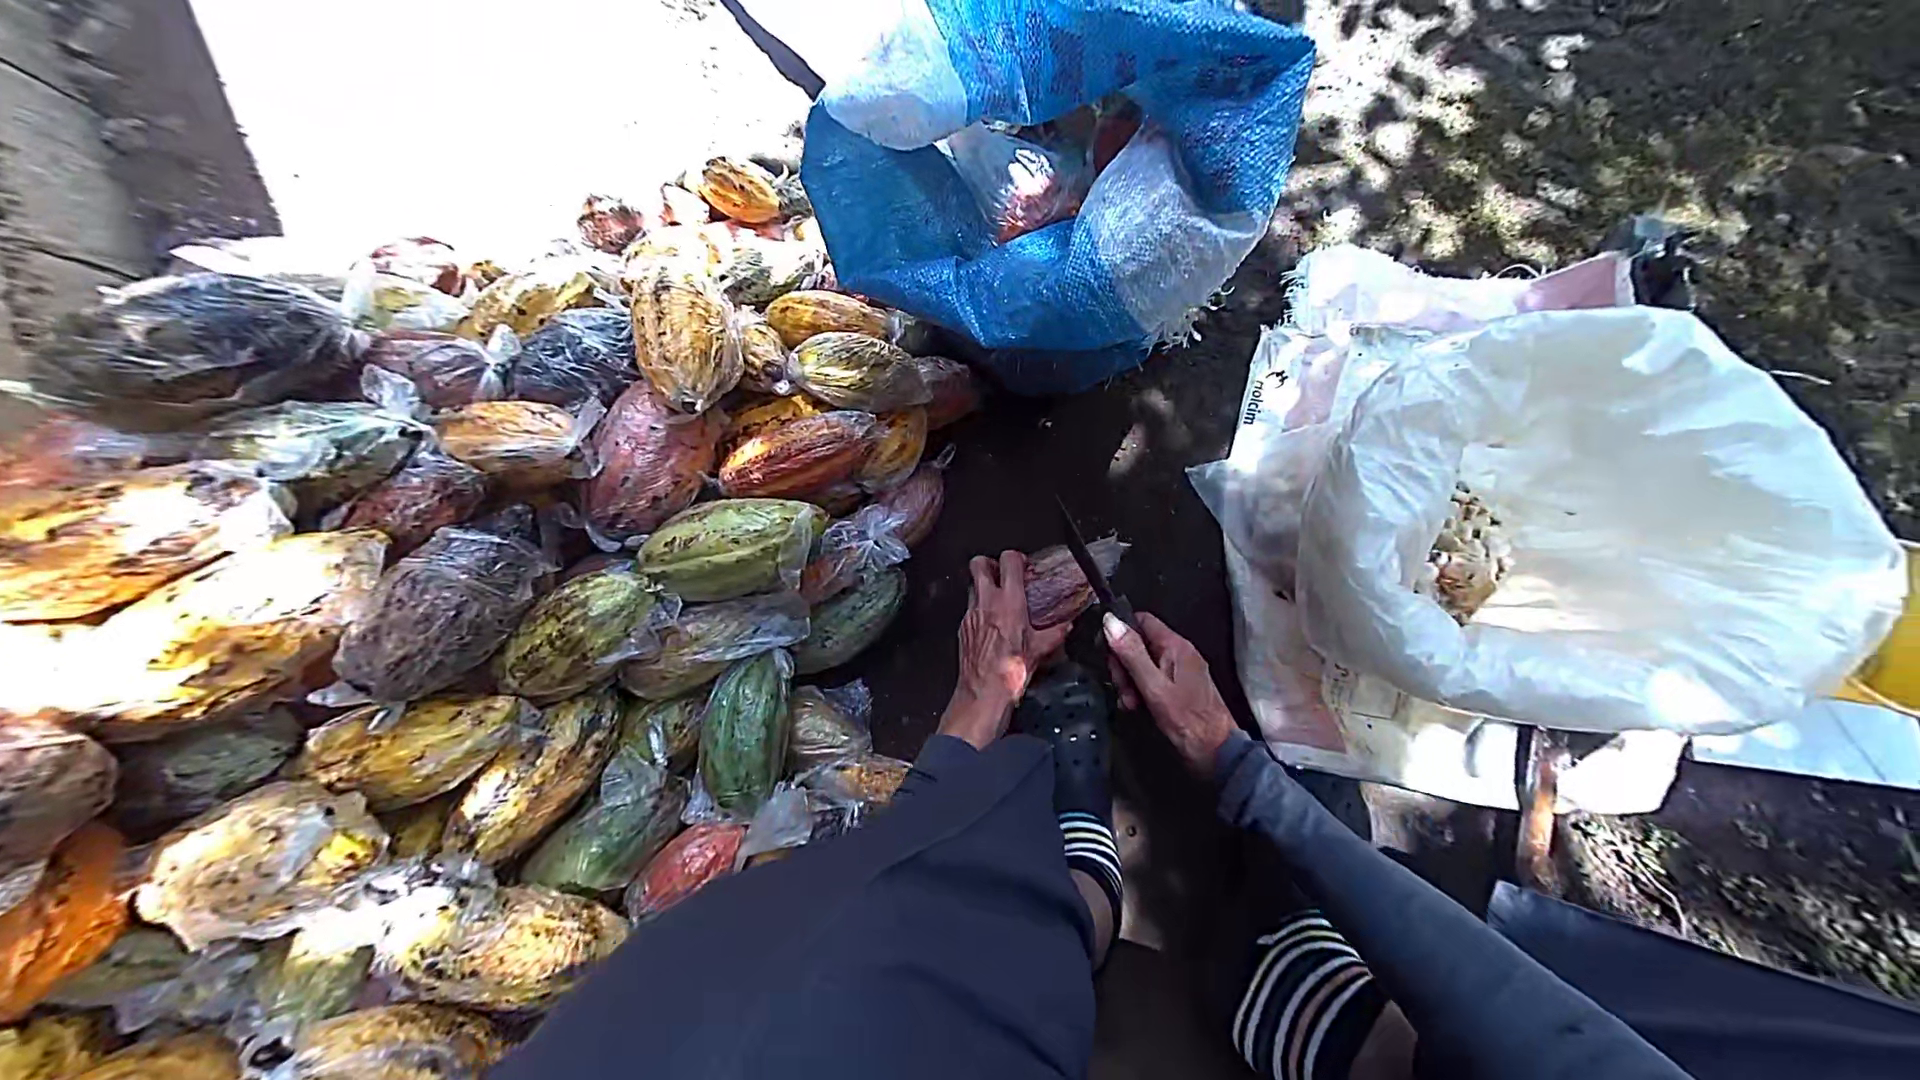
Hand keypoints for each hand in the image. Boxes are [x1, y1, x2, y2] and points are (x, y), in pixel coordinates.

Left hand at [938, 551, 1073, 748]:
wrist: (983, 693)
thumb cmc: (1009, 672)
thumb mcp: (1041, 650)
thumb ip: (1056, 632)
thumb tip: (1067, 625)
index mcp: (1008, 602)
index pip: (1007, 560)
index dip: (1015, 557)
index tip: (1022, 564)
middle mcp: (986, 603)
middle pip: (978, 563)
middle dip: (989, 562)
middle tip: (1001, 571)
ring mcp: (970, 614)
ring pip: (972, 585)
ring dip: (983, 586)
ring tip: (998, 598)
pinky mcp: (962, 627)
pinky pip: (969, 608)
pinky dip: (979, 609)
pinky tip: (990, 623)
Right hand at [1104, 611, 1236, 775]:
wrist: (1215, 752)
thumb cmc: (1187, 720)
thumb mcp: (1152, 685)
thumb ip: (1131, 653)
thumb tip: (1111, 622)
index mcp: (1175, 646)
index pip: (1141, 620)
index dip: (1120, 632)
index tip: (1108, 652)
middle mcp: (1179, 653)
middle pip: (1138, 643)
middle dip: (1123, 663)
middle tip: (1121, 685)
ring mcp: (1179, 670)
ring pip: (1141, 663)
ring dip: (1128, 680)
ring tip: (1130, 701)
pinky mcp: (1178, 686)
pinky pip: (1150, 678)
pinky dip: (1139, 690)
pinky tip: (1136, 705)